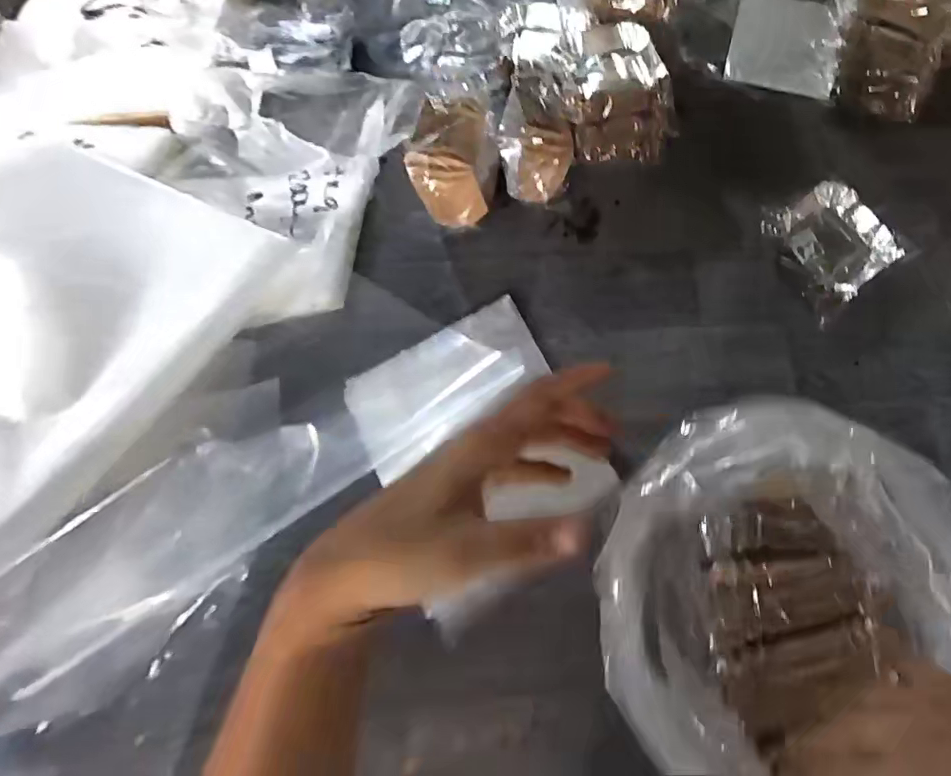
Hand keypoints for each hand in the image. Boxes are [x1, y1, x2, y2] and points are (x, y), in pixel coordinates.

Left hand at [274, 364, 616, 638]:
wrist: (336, 579)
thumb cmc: (401, 558)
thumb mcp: (469, 553)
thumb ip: (530, 541)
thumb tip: (587, 531)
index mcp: (481, 446)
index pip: (535, 399)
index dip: (573, 382)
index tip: (608, 371)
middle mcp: (476, 444)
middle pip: (536, 413)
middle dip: (578, 417)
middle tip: (614, 435)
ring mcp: (465, 464)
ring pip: (525, 435)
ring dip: (563, 438)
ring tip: (599, 456)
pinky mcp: (457, 486)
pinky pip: (511, 459)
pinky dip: (540, 462)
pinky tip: (558, 482)